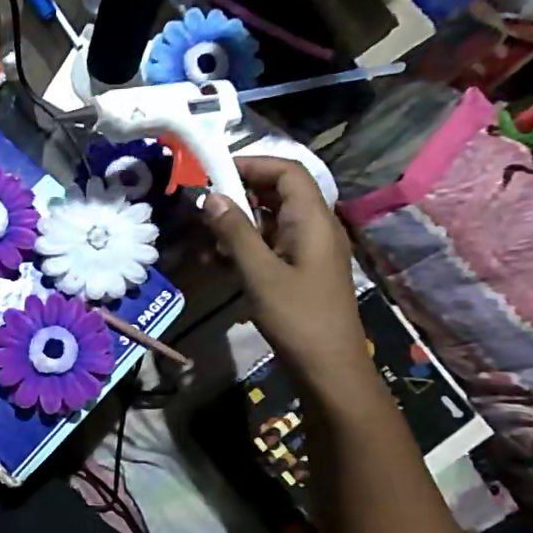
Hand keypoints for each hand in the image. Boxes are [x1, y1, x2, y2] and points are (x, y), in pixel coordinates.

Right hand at [202, 156, 375, 398]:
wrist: (330, 369)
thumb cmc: (298, 318)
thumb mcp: (260, 273)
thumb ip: (235, 232)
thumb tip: (210, 196)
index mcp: (314, 219)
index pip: (287, 171)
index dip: (253, 164)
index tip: (214, 173)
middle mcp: (316, 228)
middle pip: (279, 194)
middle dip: (239, 195)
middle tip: (203, 206)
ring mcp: (310, 251)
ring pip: (271, 222)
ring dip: (238, 225)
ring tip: (204, 238)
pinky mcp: (301, 272)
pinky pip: (272, 247)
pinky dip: (246, 248)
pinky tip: (218, 262)